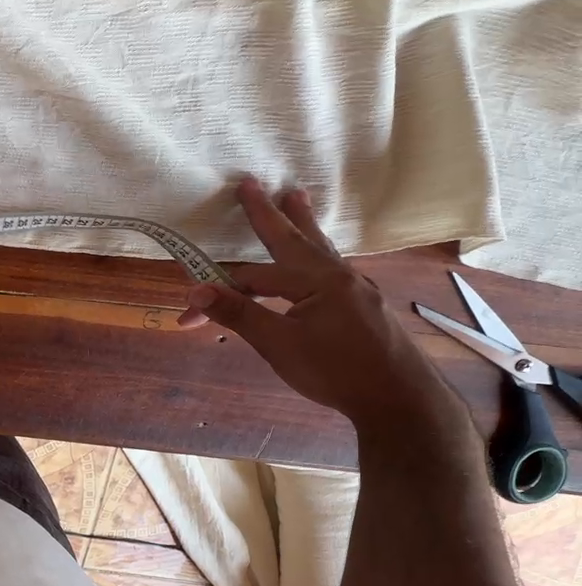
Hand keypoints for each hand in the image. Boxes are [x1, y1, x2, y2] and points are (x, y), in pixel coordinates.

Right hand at [181, 177, 456, 426]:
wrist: (399, 399)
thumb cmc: (334, 370)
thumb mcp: (278, 343)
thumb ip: (238, 313)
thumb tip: (196, 291)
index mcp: (316, 282)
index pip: (251, 279)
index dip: (216, 296)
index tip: (187, 320)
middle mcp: (338, 277)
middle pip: (295, 240)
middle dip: (270, 214)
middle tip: (254, 185)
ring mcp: (355, 290)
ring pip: (318, 251)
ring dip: (300, 226)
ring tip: (296, 199)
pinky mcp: (362, 306)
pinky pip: (330, 268)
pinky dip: (315, 253)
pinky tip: (315, 257)